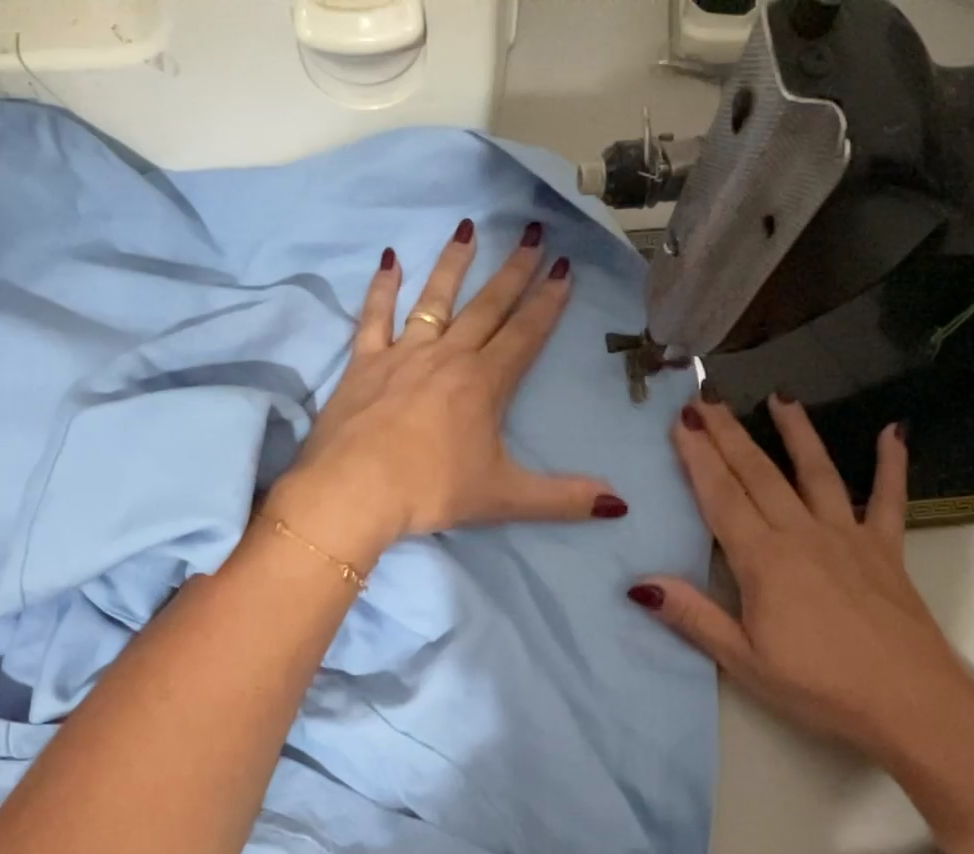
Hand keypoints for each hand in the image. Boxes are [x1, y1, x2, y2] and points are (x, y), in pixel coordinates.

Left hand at [267, 220, 623, 564]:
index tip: (564, 267)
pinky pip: (374, 316)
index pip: (525, 333)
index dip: (548, 302)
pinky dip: (382, 287)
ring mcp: (403, 355)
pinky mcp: (364, 363)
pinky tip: (390, 259)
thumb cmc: (432, 492)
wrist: (354, 491)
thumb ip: (563, 499)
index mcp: (485, 384)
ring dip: (454, 263)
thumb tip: (620, 505)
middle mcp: (448, 357)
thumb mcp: (505, 499)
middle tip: (534, 234)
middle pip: (487, 307)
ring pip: (435, 300)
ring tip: (468, 227)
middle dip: (515, 271)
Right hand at [629, 393, 973, 759]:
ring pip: (817, 472)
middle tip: (708, 397)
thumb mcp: (744, 661)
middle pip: (759, 474)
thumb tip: (640, 584)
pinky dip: (891, 464)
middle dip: (730, 433)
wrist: (910, 703)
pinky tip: (894, 432)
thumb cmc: (819, 688)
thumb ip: (694, 617)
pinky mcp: (886, 550)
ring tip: (781, 396)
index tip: (681, 422)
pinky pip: (889, 498)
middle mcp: (803, 535)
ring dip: (796, 432)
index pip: (722, 498)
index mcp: (764, 561)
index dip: (698, 458)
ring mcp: (848, 537)